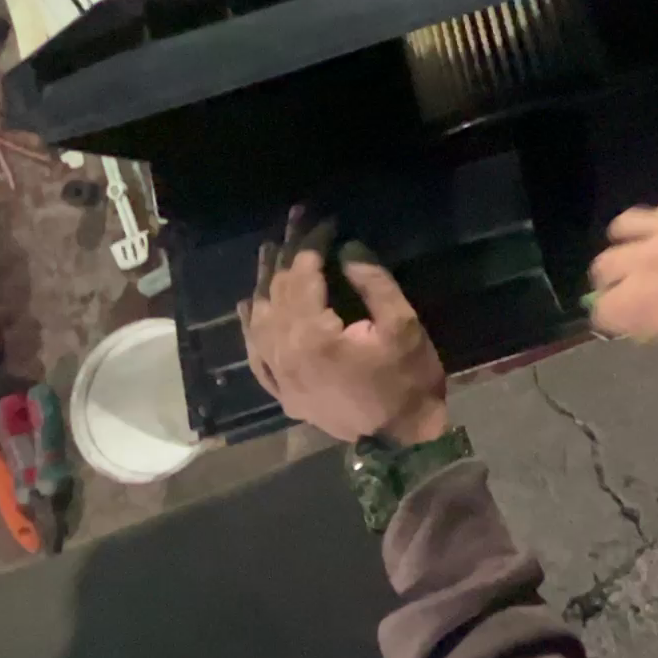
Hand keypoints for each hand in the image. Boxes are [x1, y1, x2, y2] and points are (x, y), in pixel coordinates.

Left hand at [238, 209, 446, 443]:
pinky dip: (250, 324)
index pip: (303, 277)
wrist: (402, 437)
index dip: (312, 245)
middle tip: (297, 221)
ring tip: (271, 250)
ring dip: (265, 282)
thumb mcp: (403, 324)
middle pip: (277, 293)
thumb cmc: (408, 377)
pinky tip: (249, 305)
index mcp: (311, 335)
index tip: (327, 221)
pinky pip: (254, 352)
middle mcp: (282, 353)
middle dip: (288, 254)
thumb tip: (348, 249)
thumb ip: (374, 283)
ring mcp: (277, 375)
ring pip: (259, 320)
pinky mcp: (282, 390)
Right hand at [588, 197, 657, 369]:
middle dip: (613, 279)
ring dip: (629, 240)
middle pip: (606, 264)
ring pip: (627, 224)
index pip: (605, 309)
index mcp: (640, 299)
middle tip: (628, 286)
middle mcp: (646, 258)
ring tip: (642, 248)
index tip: (624, 322)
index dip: (613, 318)